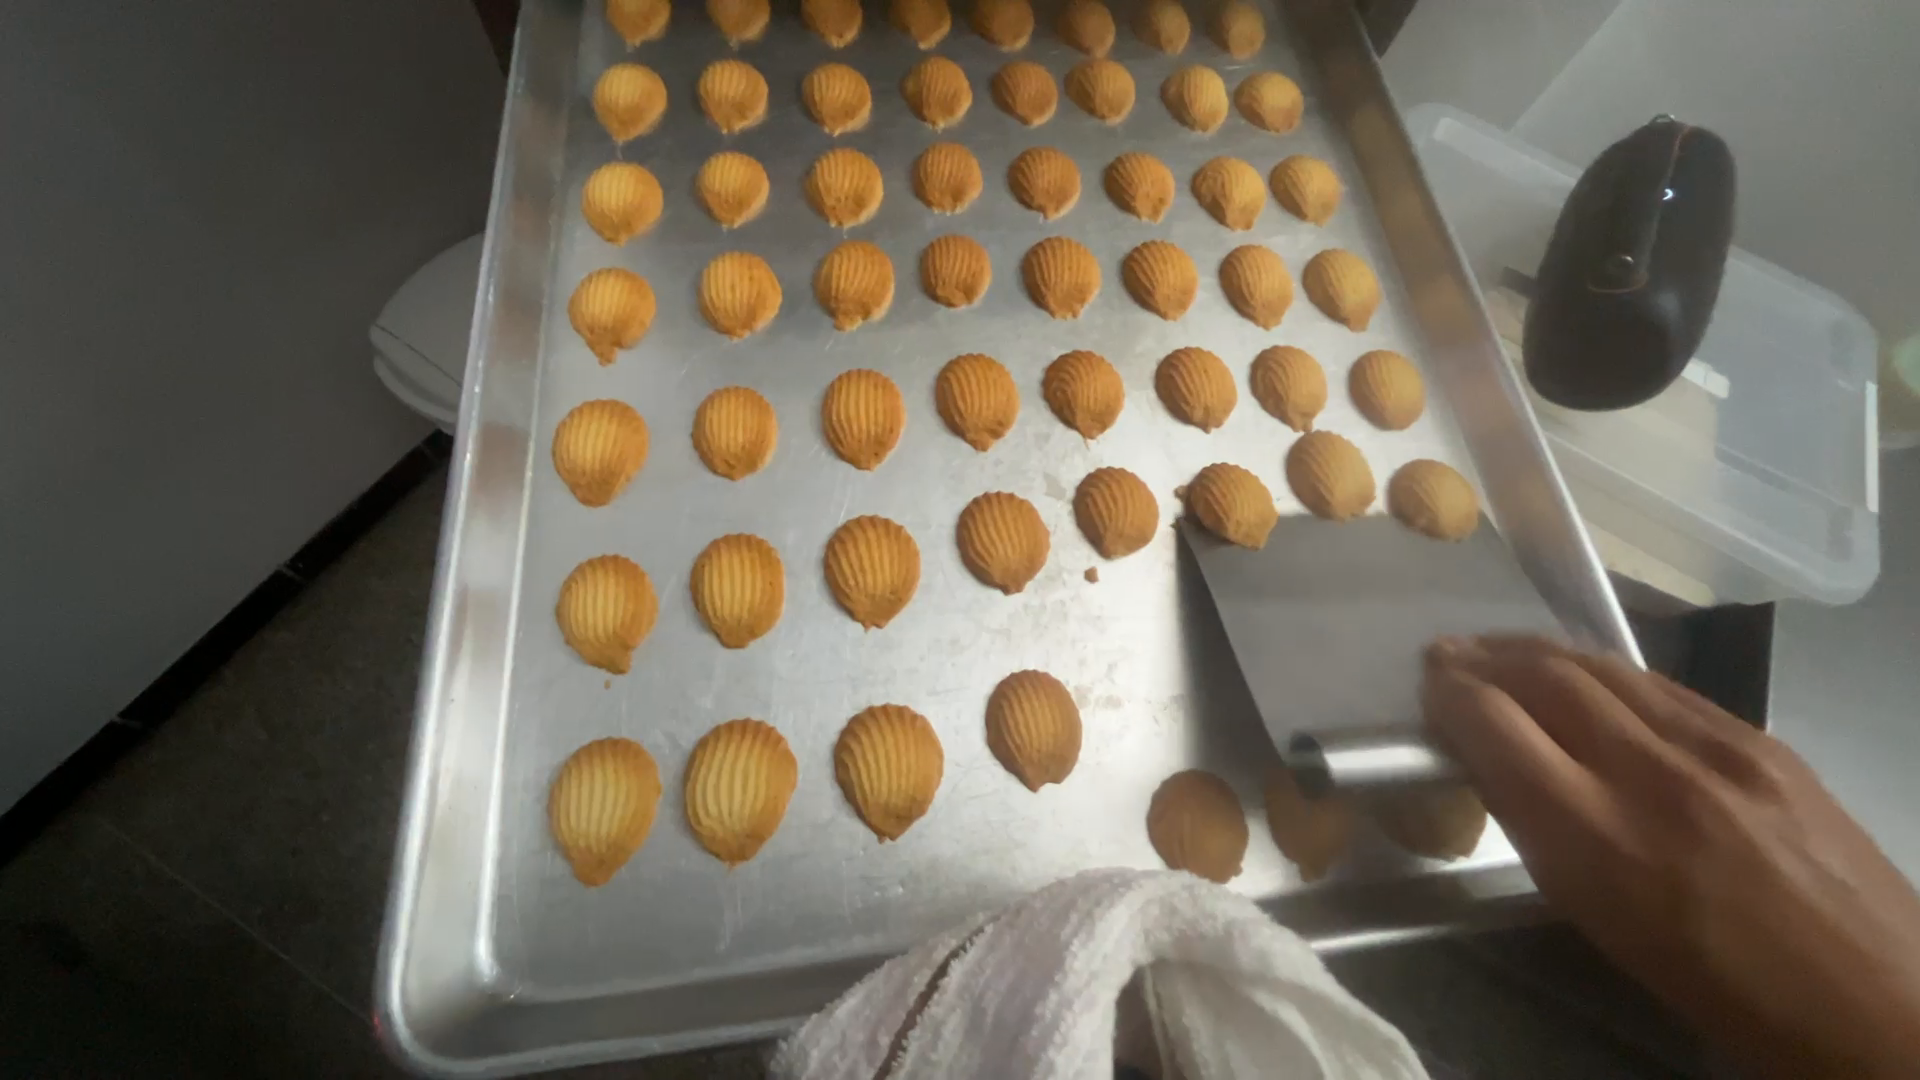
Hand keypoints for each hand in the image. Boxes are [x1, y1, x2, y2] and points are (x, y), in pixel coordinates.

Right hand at [1422, 634, 1919, 1078]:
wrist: (1874, 1005)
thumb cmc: (1696, 968)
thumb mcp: (1580, 901)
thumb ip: (1525, 813)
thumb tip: (1485, 750)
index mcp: (1591, 830)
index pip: (1491, 720)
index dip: (1447, 693)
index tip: (1427, 688)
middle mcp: (1650, 772)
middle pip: (1541, 675)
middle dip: (1480, 657)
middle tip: (1445, 654)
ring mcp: (1717, 748)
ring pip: (1598, 665)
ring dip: (1531, 649)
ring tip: (1496, 649)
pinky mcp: (1762, 739)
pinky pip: (1655, 684)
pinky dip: (1596, 670)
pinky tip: (1576, 673)